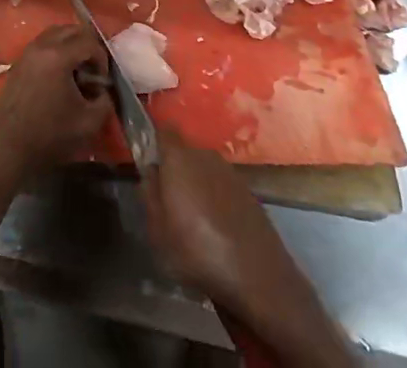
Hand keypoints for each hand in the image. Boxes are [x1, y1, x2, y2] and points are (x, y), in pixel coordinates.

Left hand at [0, 24, 109, 175]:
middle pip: (69, 30)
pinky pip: (41, 45)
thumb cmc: (51, 134)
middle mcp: (40, 46)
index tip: (103, 80)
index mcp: (58, 56)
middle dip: (86, 44)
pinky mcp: (17, 64)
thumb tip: (102, 90)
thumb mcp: (90, 122)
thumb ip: (104, 100)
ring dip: (69, 46)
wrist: (9, 147)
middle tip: (93, 68)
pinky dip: (54, 51)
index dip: (102, 58)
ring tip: (77, 71)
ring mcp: (26, 53)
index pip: (88, 41)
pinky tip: (59, 77)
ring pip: (53, 34)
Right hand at [141, 127, 305, 316]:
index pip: (164, 130)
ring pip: (204, 169)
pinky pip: (222, 185)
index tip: (149, 159)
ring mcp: (231, 173)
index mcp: (179, 159)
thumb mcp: (157, 229)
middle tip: (168, 197)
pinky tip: (216, 226)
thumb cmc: (196, 250)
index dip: (155, 139)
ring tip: (192, 215)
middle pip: (184, 151)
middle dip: (175, 167)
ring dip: (196, 183)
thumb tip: (151, 171)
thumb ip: (149, 193)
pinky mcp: (249, 192)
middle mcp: (206, 156)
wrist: (257, 276)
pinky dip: (216, 196)